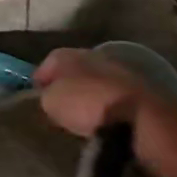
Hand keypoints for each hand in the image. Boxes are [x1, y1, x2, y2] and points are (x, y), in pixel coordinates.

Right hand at [33, 48, 155, 137]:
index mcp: (67, 54)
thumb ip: (46, 96)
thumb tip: (50, 98)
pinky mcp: (139, 90)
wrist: (141, 116)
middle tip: (59, 108)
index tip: (36, 100)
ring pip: (95, 82)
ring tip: (83, 118)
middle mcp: (92, 55)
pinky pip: (114, 97)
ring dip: (89, 97)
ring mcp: (118, 70)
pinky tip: (106, 122)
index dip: (40, 82)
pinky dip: (109, 106)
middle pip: (73, 71)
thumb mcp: (51, 103)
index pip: (46, 65)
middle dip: (67, 87)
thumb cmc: (87, 105)